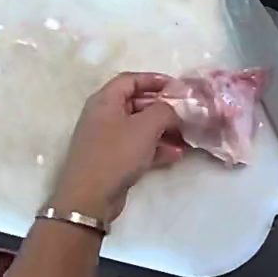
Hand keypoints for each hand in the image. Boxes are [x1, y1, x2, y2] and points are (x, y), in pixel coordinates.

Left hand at [48, 73, 185, 224]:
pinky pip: (139, 148)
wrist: (90, 196)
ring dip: (164, 130)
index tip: (177, 86)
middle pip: (137, 103)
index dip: (154, 79)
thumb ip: (164, 111)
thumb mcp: (145, 127)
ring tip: (186, 136)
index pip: (130, 80)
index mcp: (105, 101)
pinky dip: (157, 148)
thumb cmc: (116, 154)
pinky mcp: (114, 160)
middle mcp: (104, 116)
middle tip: (186, 112)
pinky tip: (176, 155)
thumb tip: (174, 108)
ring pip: (140, 128)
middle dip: (163, 108)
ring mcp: (108, 140)